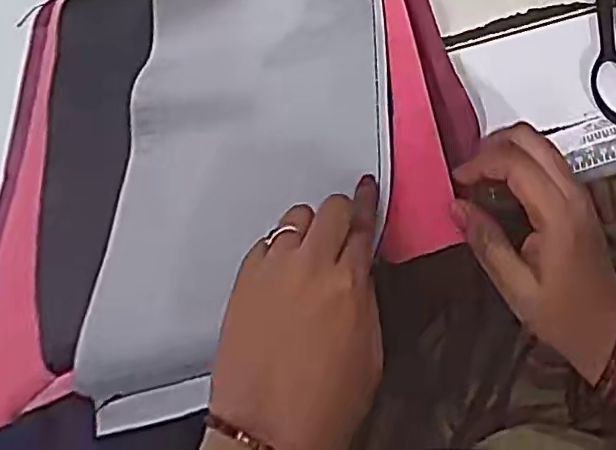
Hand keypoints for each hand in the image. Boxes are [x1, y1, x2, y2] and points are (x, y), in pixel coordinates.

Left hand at [210, 176, 381, 449]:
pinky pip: (265, 241)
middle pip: (331, 208)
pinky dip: (276, 249)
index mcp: (349, 284)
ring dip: (307, 228)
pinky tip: (281, 270)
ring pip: (297, 216)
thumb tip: (362, 271)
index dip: (367, 202)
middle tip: (340, 223)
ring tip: (308, 249)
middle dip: (340, 212)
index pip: (363, 223)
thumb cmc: (318, 409)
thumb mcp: (370, 353)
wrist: (265, 438)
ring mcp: (275, 270)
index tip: (366, 189)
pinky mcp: (245, 279)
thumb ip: (366, 298)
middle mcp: (312, 267)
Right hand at [453, 124, 615, 382]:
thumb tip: (458, 207)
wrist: (609, 330)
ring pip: (539, 142)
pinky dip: (519, 157)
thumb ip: (487, 242)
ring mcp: (579, 190)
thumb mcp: (517, 288)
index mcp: (559, 213)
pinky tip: (501, 180)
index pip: (515, 161)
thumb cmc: (564, 315)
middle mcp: (572, 192)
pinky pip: (546, 157)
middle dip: (492, 144)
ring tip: (480, 174)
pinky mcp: (578, 195)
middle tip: (468, 169)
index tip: (458, 179)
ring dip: (506, 148)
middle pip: (530, 138)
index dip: (481, 163)